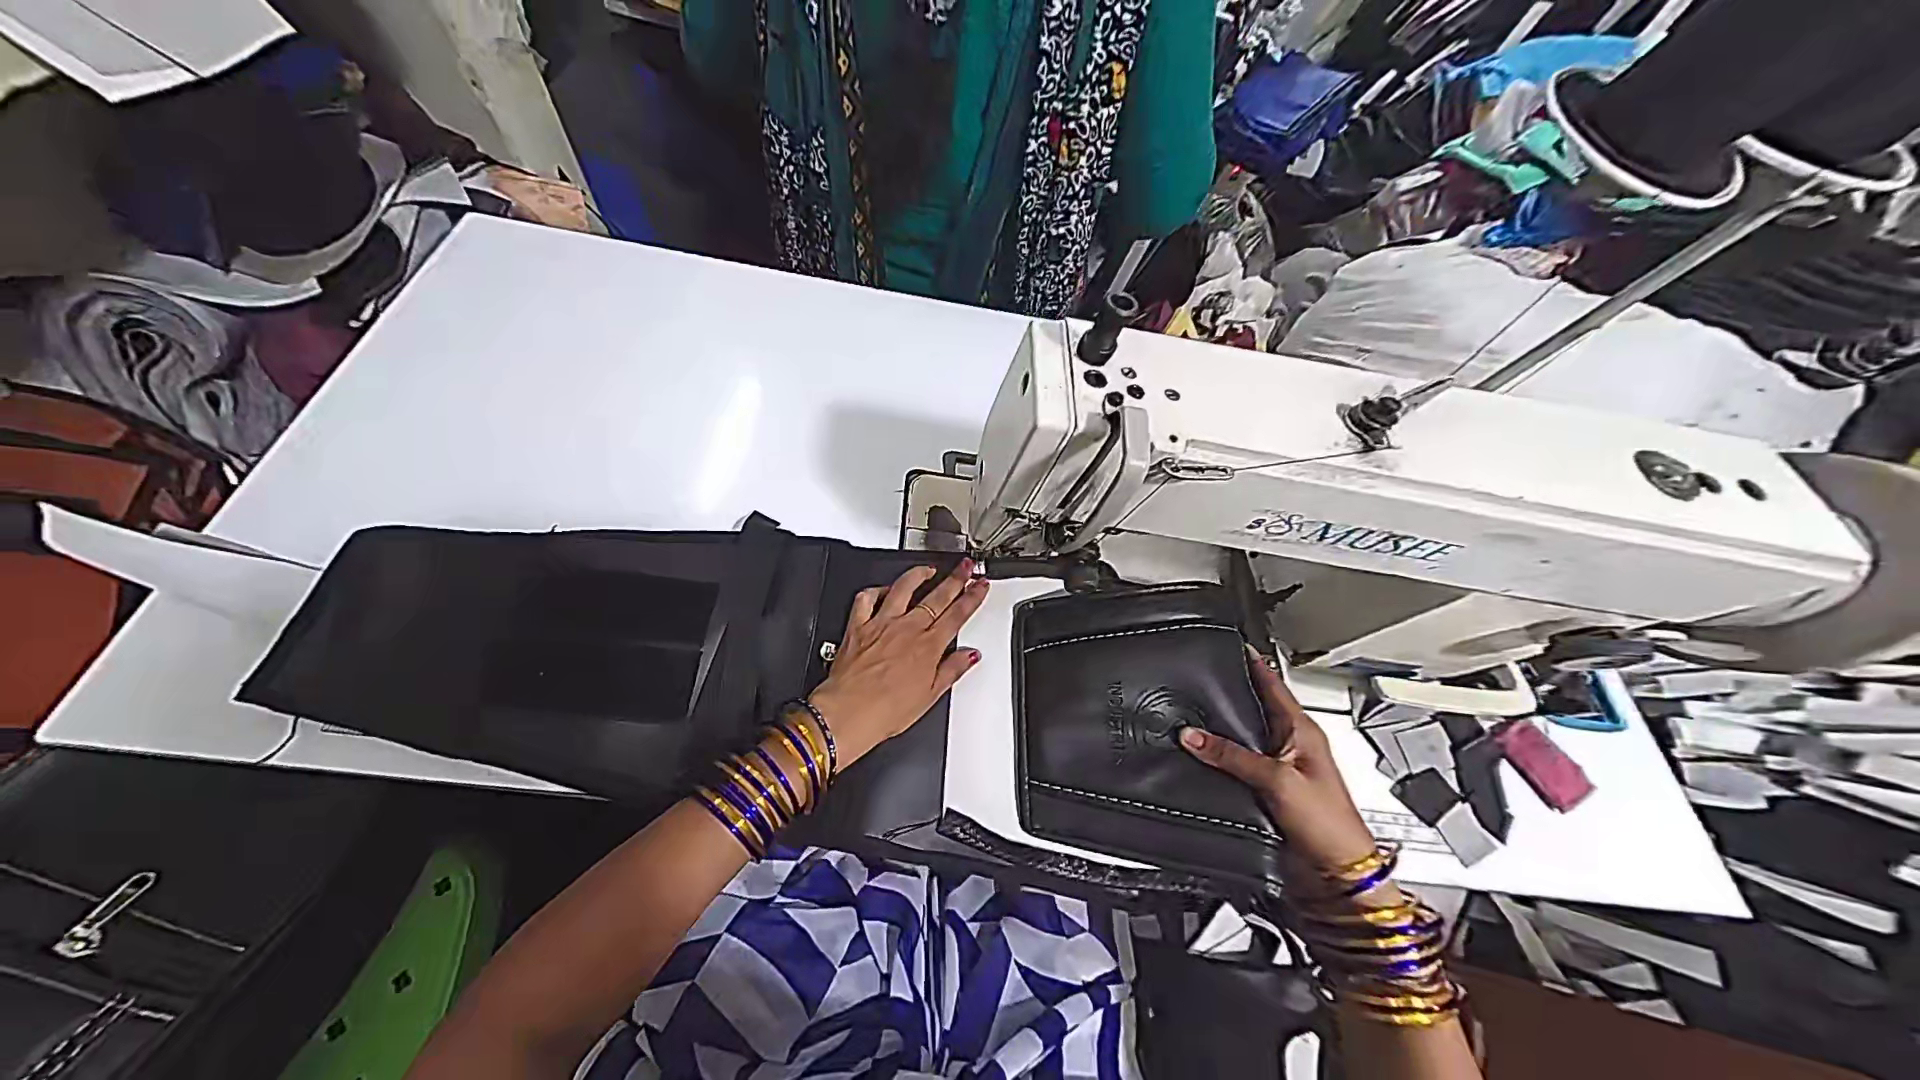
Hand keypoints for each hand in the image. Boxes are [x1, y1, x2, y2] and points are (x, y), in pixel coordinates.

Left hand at [804, 560, 989, 767]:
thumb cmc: (885, 710)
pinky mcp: (857, 626)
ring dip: (918, 575)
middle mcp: (906, 630)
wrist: (848, 713)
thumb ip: (952, 670)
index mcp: (927, 647)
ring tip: (928, 568)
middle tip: (965, 566)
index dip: (972, 597)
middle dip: (955, 579)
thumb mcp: (930, 696)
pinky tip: (882, 588)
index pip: (957, 614)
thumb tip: (969, 656)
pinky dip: (875, 590)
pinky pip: (866, 598)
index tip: (980, 585)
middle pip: (937, 597)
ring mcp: (881, 624)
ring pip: (903, 588)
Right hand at [1180, 647, 1380, 879]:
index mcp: (1303, 731)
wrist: (1340, 875)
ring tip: (1196, 711)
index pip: (1273, 684)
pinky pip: (1239, 763)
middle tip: (1203, 675)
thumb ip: (1232, 756)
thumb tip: (1193, 735)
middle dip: (1230, 692)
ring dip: (1223, 727)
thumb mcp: (1277, 781)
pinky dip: (1221, 756)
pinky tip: (1205, 755)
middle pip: (1255, 708)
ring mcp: (1280, 767)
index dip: (1253, 663)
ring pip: (1245, 736)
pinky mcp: (1270, 790)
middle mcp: (1291, 745)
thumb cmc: (1330, 826)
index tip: (1233, 644)